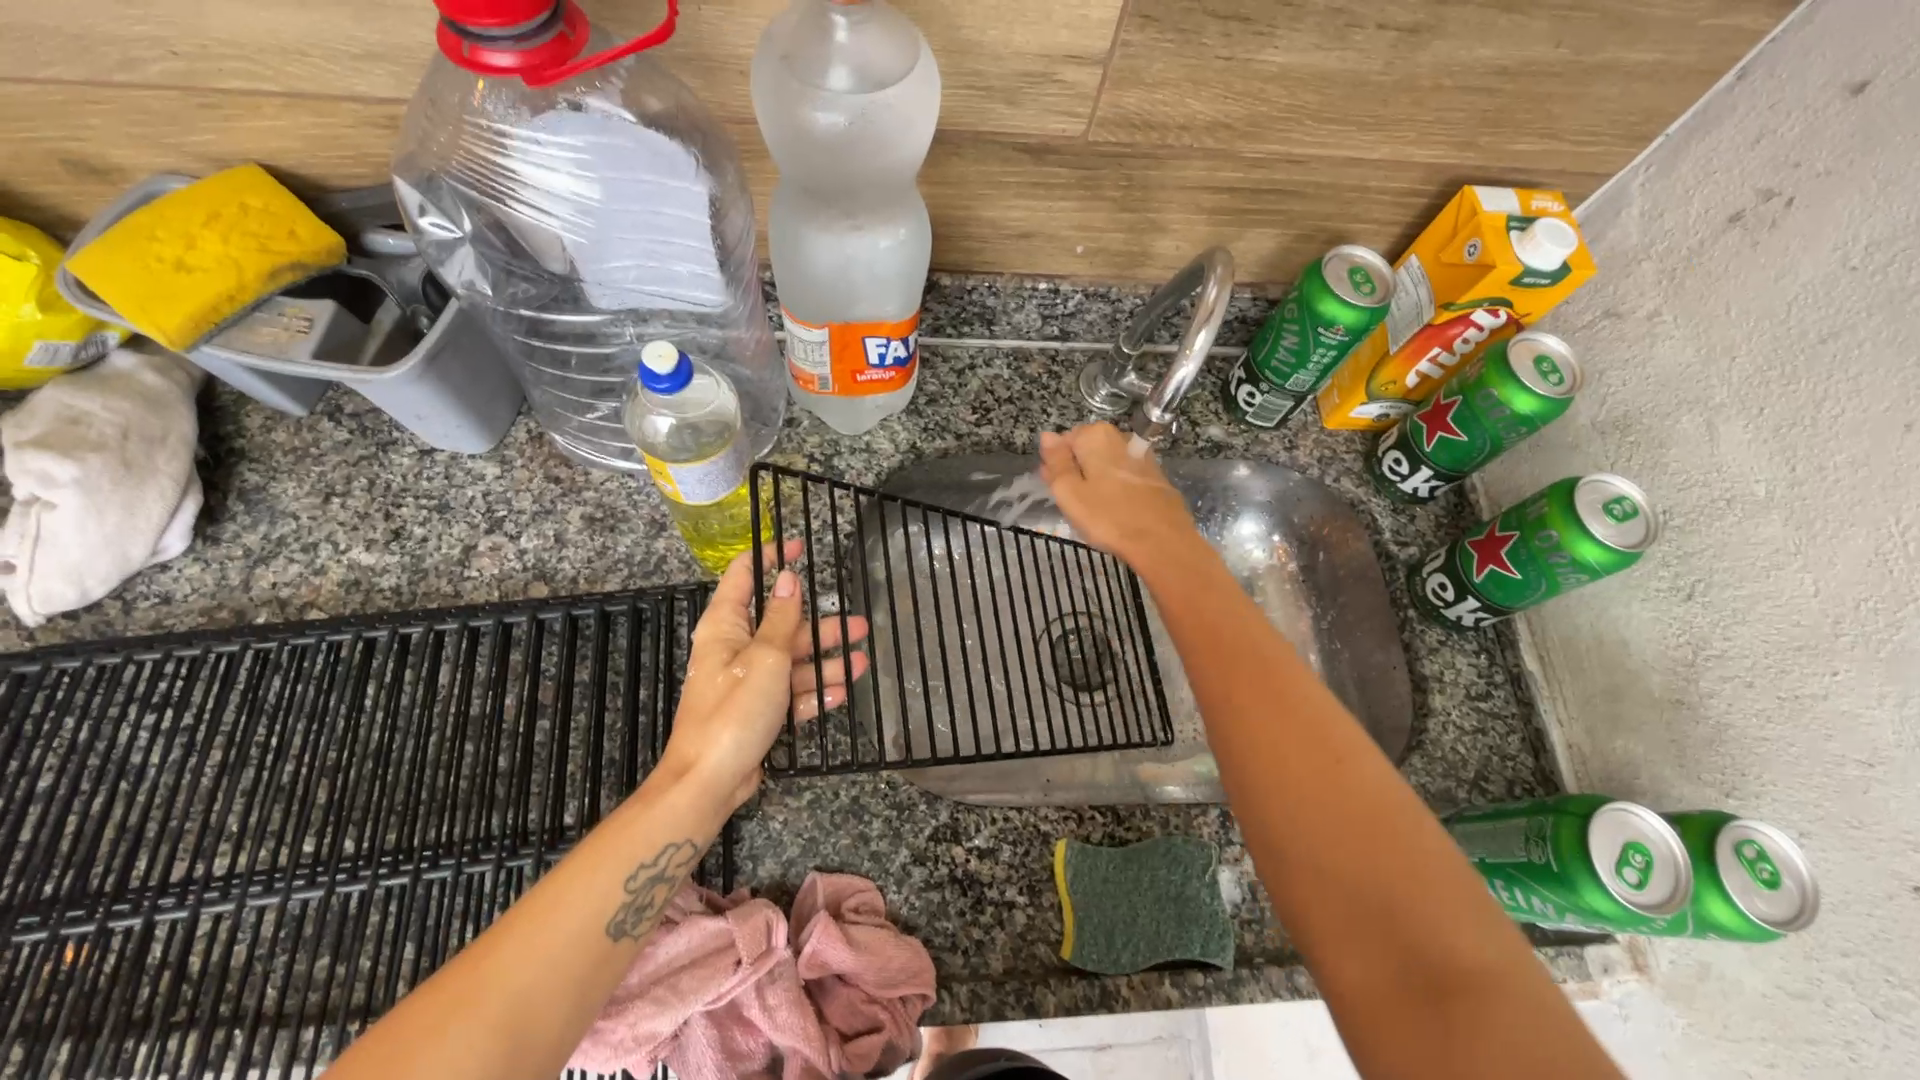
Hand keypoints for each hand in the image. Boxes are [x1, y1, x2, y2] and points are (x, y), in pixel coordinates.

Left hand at [656, 540, 869, 810]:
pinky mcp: (757, 713)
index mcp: (725, 627)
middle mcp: (734, 650)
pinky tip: (840, 693)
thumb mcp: (766, 658)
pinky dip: (813, 693)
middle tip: (858, 625)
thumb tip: (788, 578)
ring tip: (861, 662)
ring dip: (826, 663)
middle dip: (821, 627)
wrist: (709, 781)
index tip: (799, 547)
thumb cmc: (732, 712)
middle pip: (782, 627)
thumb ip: (782, 619)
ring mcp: (746, 683)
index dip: (771, 558)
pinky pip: (790, 695)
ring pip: (792, 663)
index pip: (744, 577)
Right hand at [1038, 423, 1198, 565]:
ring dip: (1097, 481)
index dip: (1057, 465)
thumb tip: (1047, 436)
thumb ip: (1056, 461)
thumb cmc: (1108, 517)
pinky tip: (1116, 510)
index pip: (1064, 440)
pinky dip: (1117, 489)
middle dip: (1077, 471)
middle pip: (1087, 451)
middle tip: (1074, 503)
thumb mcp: (1068, 492)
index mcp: (1095, 435)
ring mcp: (1141, 455)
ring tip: (1094, 510)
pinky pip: (1125, 476)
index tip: (1058, 489)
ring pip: (1107, 464)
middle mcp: (1120, 437)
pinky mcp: (1155, 476)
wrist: (1162, 540)